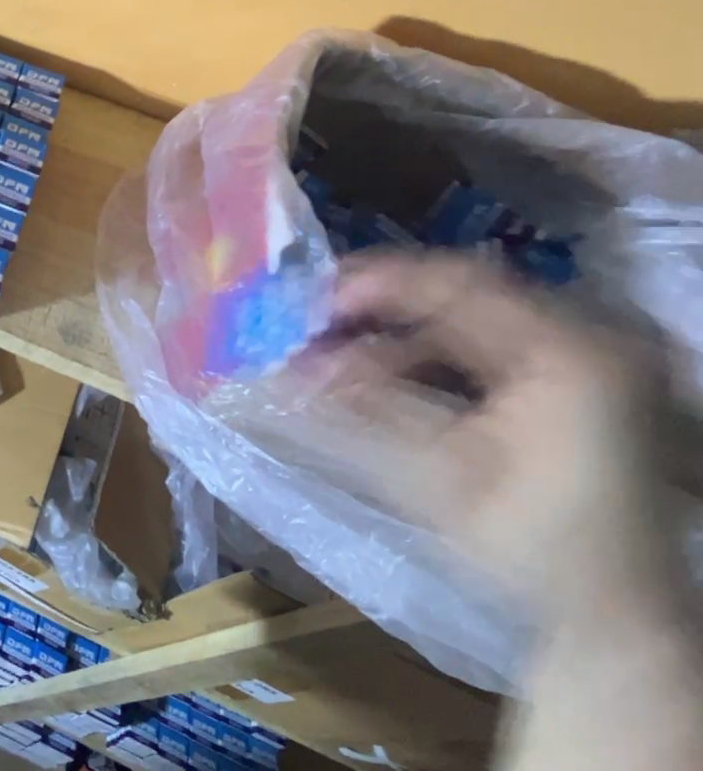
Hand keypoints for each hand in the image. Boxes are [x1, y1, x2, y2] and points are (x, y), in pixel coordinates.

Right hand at [312, 252, 676, 620]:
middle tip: (303, 328)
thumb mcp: (436, 468)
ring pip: (458, 318)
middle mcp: (587, 337)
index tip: (303, 307)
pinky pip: (475, 344)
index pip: (455, 282)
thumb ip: (362, 401)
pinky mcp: (566, 381)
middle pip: (454, 293)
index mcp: (569, 352)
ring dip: (385, 334)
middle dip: (369, 309)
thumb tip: (283, 362)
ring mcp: (581, 358)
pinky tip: (368, 378)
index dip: (370, 284)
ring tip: (323, 360)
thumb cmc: (527, 544)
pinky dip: (415, 354)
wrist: (609, 610)